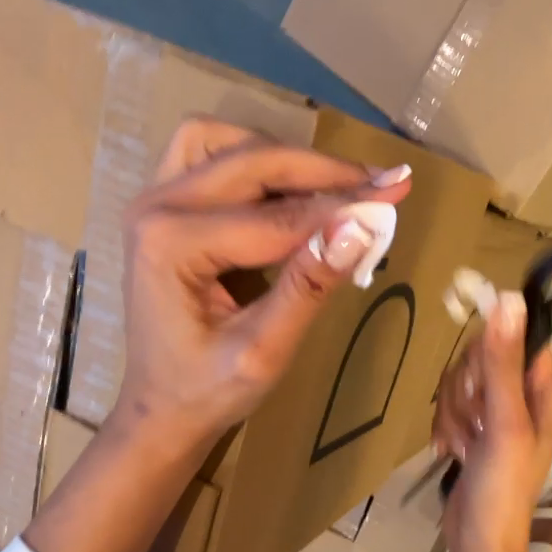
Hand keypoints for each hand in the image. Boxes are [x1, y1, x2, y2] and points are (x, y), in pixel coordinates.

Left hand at [112, 117, 410, 442]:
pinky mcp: (164, 206)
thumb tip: (358, 228)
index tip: (397, 196)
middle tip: (384, 181)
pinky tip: (293, 191)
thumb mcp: (265, 351)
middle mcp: (156, 206)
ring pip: (227, 143)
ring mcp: (154, 200)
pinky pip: (211, 156)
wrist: (161, 408)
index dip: (341, 206)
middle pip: (251, 161)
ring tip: (340, 186)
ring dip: (286, 159)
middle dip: (323, 171)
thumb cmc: (209, 391)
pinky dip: (256, 163)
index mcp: (172, 244)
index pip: (276, 216)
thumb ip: (307, 288)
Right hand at [434, 293, 551, 551]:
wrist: (479, 541)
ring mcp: (501, 412)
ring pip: (462, 380)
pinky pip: (452, 404)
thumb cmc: (502, 487)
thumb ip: (503, 362)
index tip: (477, 381)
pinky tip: (456, 452)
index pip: (517, 335)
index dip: (490, 351)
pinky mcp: (478, 427)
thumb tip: (509, 297)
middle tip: (476, 422)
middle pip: (482, 355)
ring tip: (467, 446)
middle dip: (466, 389)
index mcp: (548, 388)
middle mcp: (528, 394)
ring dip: (455, 413)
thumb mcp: (505, 422)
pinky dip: (449, 427)